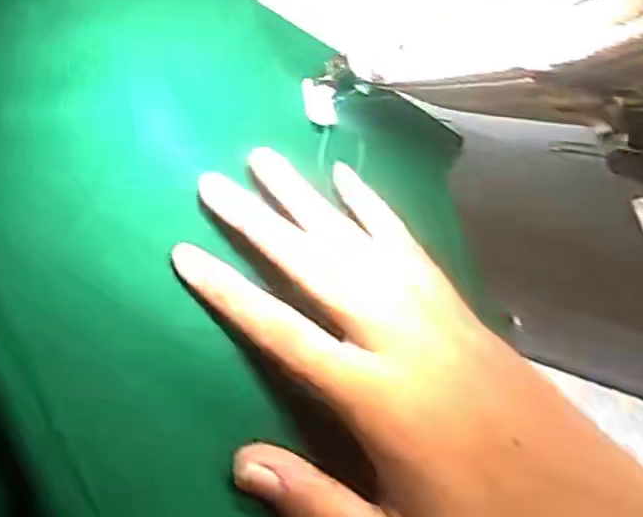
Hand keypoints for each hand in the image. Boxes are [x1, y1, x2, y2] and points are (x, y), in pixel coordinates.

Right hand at [172, 148, 642, 516]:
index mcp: (379, 397)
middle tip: (210, 183)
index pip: (282, 332)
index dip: (227, 291)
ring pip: (354, 241)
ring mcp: (434, 315)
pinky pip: (407, 245)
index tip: (182, 251)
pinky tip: (347, 179)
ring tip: (262, 159)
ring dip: (304, 197)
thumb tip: (237, 460)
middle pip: (313, 267)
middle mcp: (400, 340)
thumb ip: (318, 501)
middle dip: (256, 222)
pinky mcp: (459, 307)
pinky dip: (374, 208)